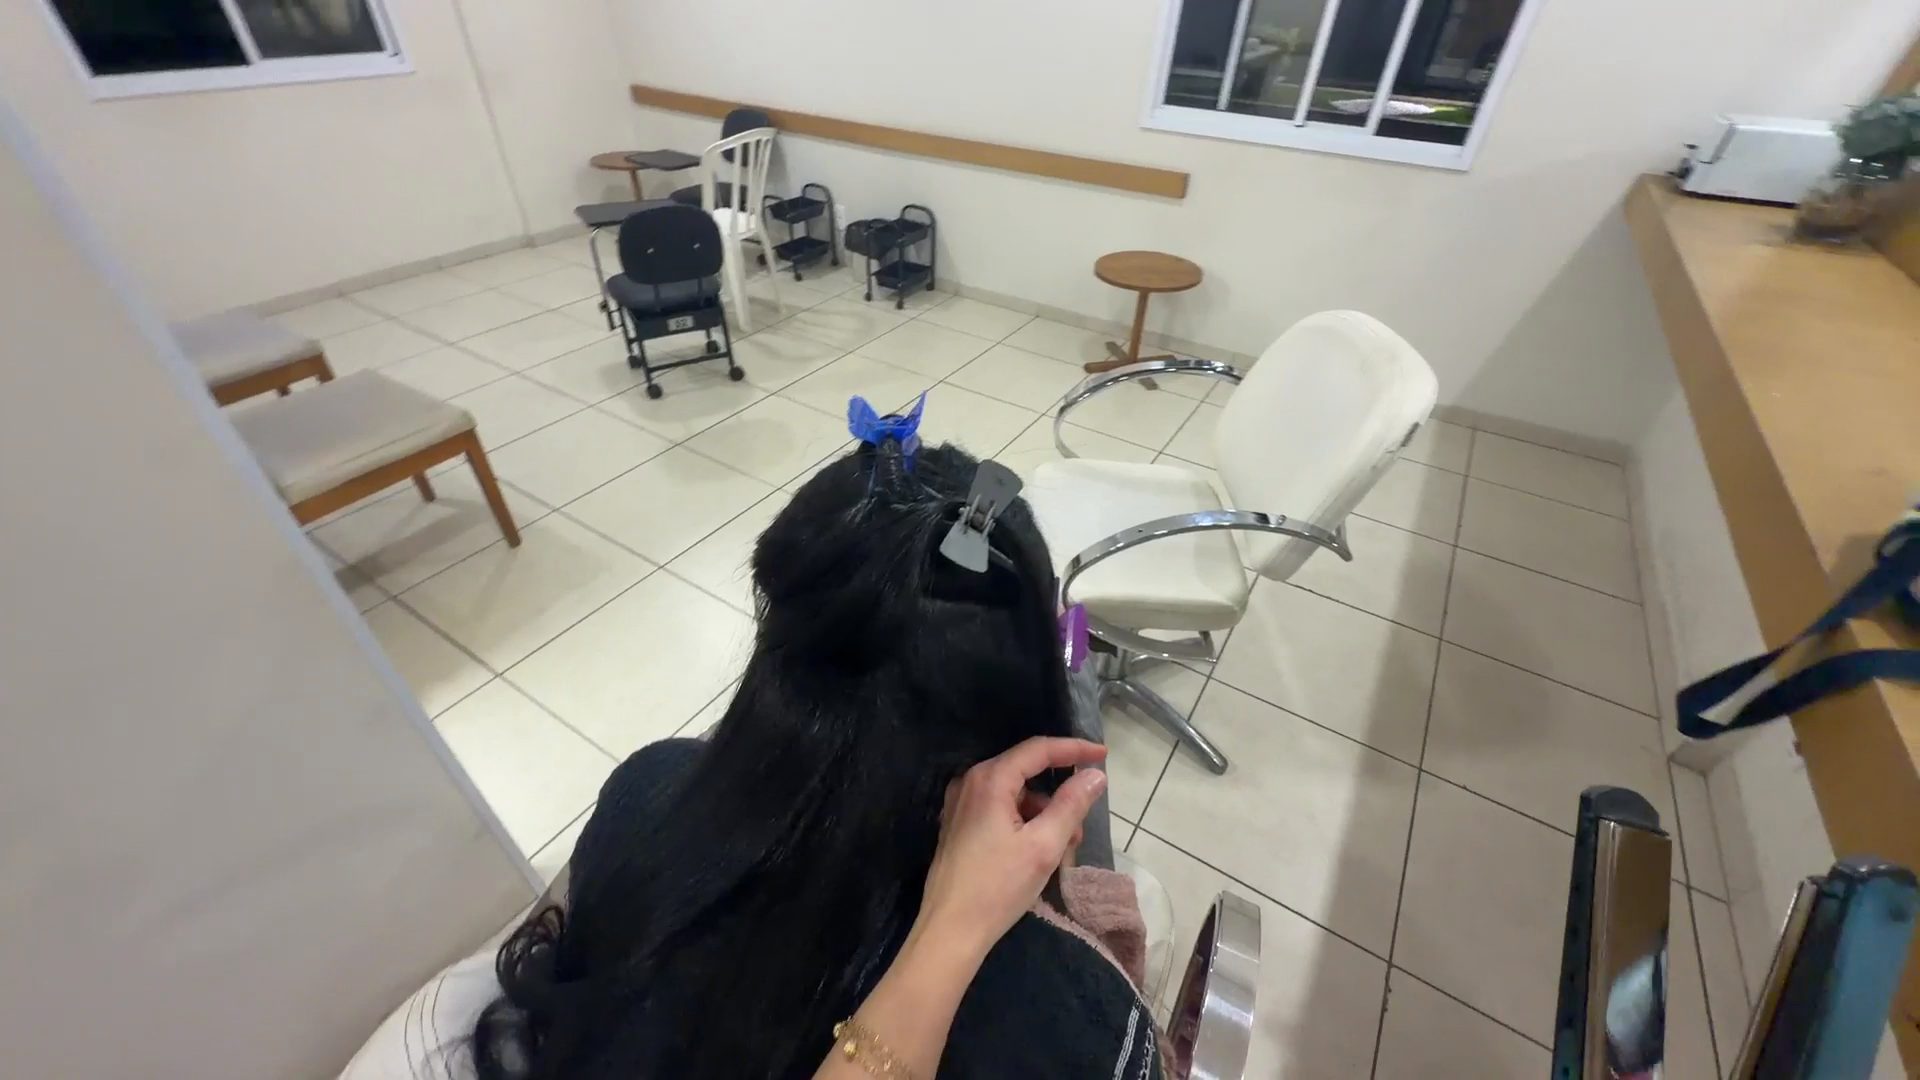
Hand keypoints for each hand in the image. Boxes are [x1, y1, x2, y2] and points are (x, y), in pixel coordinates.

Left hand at [912, 737, 1107, 960]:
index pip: (1038, 749)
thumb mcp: (1044, 846)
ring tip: (1066, 845)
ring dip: (1043, 811)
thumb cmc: (998, 887)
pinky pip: (999, 807)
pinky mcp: (959, 822)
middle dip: (1059, 790)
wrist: (949, 930)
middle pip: (1025, 770)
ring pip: (1014, 793)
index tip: (1103, 754)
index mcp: (990, 778)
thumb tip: (1095, 775)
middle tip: (1085, 816)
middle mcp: (971, 780)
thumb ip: (1071, 804)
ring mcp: (961, 802)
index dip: (1074, 749)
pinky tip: (1039, 849)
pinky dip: (1024, 820)